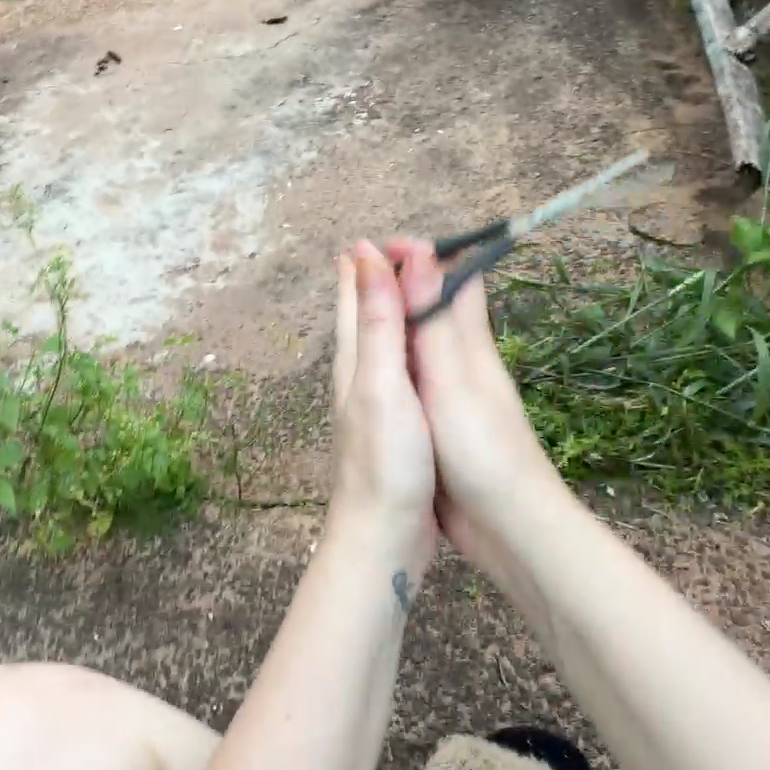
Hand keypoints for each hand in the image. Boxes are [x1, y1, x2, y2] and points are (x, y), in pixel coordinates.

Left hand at [331, 242, 435, 580]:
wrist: (384, 534)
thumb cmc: (384, 461)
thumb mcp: (381, 384)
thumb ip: (375, 322)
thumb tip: (364, 255)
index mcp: (354, 360)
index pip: (354, 295)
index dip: (371, 262)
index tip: (394, 234)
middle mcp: (358, 375)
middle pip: (363, 314)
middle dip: (376, 278)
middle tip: (397, 248)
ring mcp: (374, 401)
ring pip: (378, 341)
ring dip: (389, 309)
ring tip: (403, 288)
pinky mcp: (394, 424)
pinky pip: (398, 370)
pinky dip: (407, 347)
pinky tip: (416, 354)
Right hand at [386, 240, 564, 566]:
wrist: (506, 525)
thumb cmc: (480, 451)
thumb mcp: (450, 381)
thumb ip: (432, 322)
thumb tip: (418, 254)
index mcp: (467, 344)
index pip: (450, 278)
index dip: (415, 254)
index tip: (370, 246)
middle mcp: (463, 360)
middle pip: (436, 304)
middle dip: (401, 279)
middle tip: (355, 266)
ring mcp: (454, 391)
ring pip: (426, 340)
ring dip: (398, 316)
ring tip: (359, 306)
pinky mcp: (443, 421)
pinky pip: (417, 374)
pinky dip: (398, 356)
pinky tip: (380, 368)